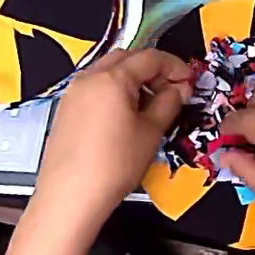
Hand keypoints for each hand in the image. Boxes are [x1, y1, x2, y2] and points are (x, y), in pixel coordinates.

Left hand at [33, 49, 191, 223]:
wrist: (71, 197)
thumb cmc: (113, 165)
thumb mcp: (152, 131)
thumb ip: (169, 102)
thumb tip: (178, 89)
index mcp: (112, 78)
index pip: (150, 58)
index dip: (175, 66)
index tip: (188, 80)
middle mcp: (89, 79)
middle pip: (128, 58)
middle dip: (153, 69)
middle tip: (172, 89)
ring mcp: (73, 94)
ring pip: (109, 72)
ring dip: (134, 80)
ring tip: (152, 104)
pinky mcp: (66, 110)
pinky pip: (96, 88)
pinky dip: (116, 92)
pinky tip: (128, 115)